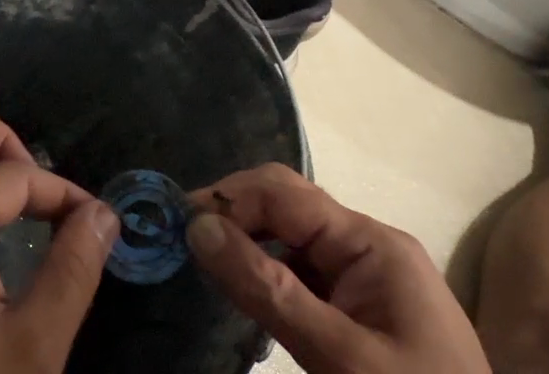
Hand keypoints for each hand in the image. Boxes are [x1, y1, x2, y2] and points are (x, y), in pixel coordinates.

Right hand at [186, 164, 488, 373]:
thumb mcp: (339, 356)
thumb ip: (268, 290)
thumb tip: (198, 227)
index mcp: (371, 243)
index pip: (283, 192)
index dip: (227, 199)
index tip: (177, 226)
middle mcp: (369, 247)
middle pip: (286, 209)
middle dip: (233, 218)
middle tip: (183, 247)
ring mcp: (369, 280)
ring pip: (291, 242)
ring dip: (247, 248)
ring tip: (204, 271)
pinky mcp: (365, 311)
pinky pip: (305, 276)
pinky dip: (269, 279)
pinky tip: (245, 301)